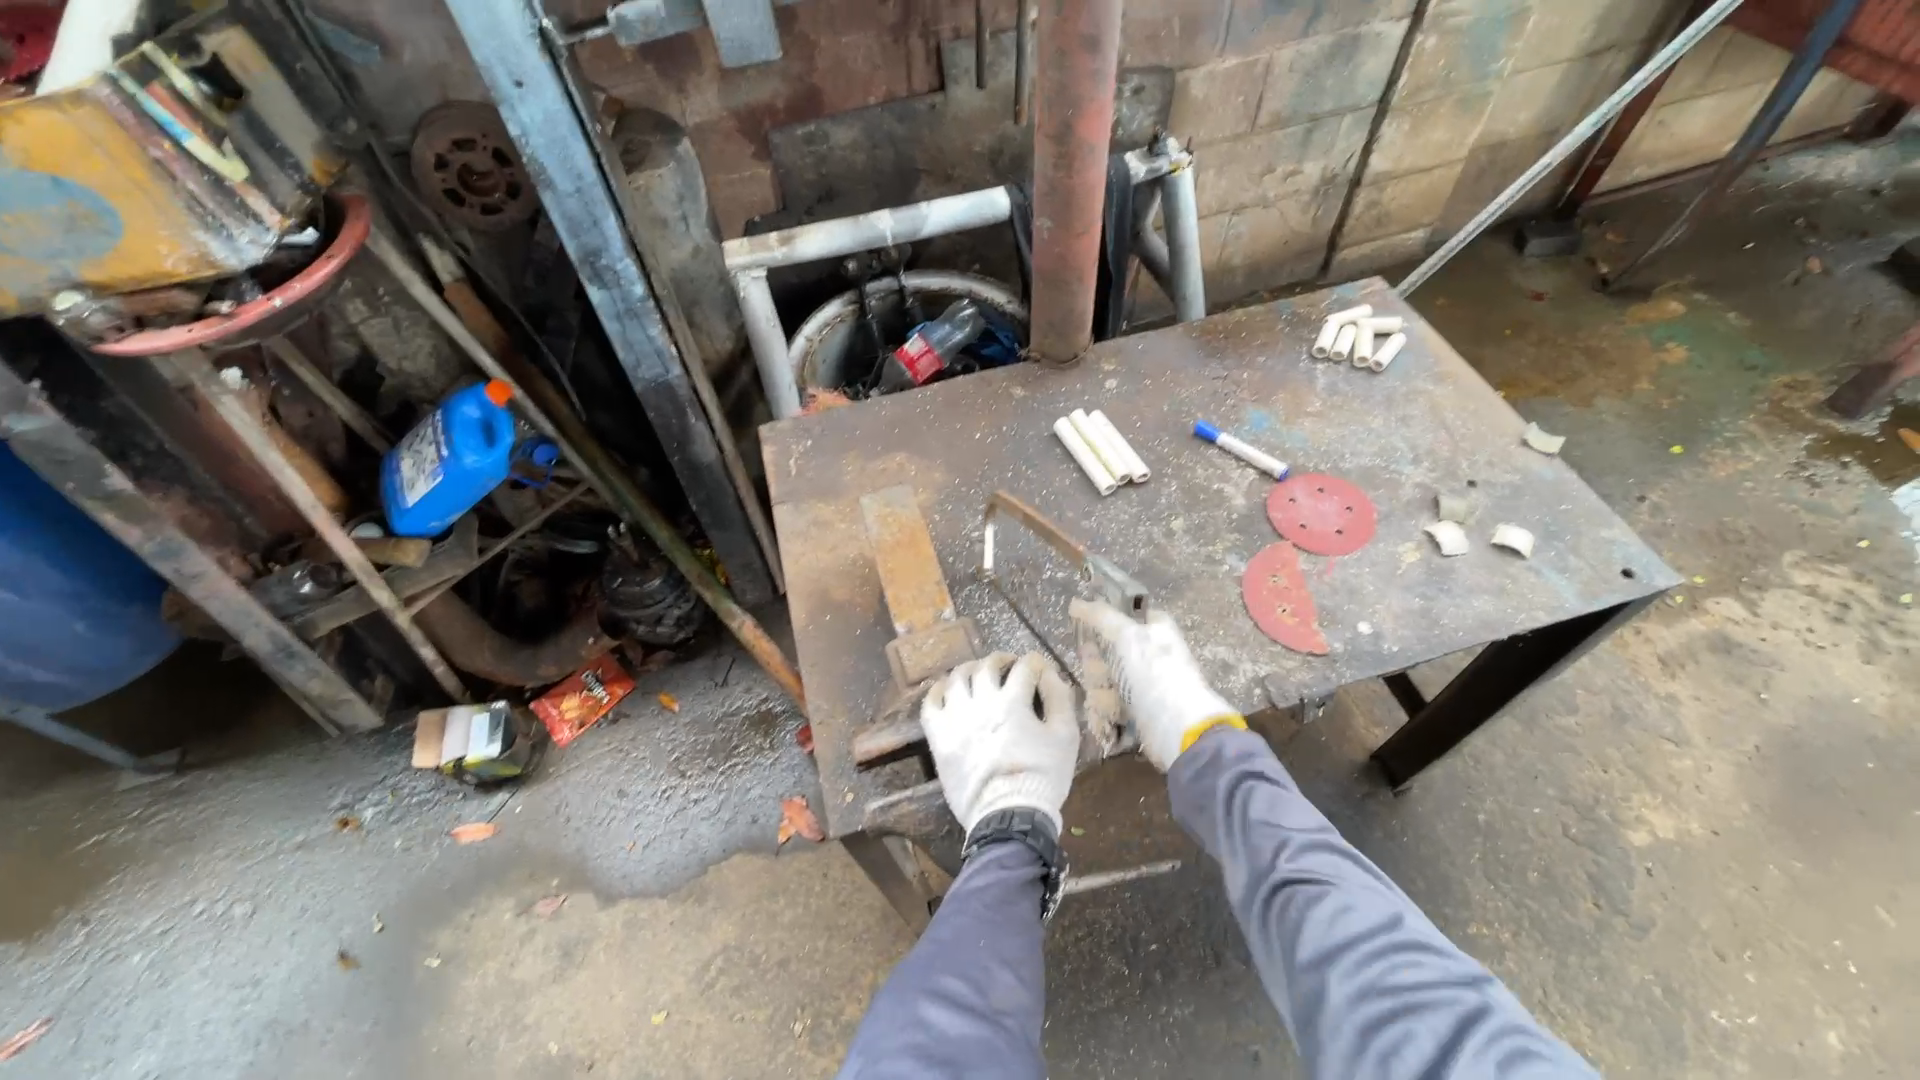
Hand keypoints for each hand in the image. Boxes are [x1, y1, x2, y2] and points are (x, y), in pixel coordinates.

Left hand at [921, 652, 1079, 835]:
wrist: (1008, 816)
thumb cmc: (1042, 777)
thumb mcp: (1065, 738)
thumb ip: (1060, 700)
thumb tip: (1049, 674)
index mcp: (1013, 702)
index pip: (1024, 667)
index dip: (1034, 662)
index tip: (1038, 667)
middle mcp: (981, 703)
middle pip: (987, 666)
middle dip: (1001, 660)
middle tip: (1008, 665)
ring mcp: (955, 719)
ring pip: (957, 678)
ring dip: (970, 670)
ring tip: (978, 674)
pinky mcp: (939, 737)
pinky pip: (931, 704)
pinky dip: (939, 691)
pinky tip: (948, 691)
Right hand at [1069, 600, 1242, 770]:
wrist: (1178, 726)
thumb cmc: (1155, 672)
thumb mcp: (1127, 635)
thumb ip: (1100, 616)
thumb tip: (1076, 603)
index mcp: (1157, 630)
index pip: (1126, 616)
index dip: (1104, 621)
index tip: (1083, 628)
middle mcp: (1153, 654)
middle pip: (1110, 651)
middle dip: (1097, 663)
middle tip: (1097, 672)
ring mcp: (1146, 684)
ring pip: (1107, 679)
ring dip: (1101, 689)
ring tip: (1108, 700)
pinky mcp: (1139, 710)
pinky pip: (1111, 703)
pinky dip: (1107, 709)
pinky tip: (1112, 715)